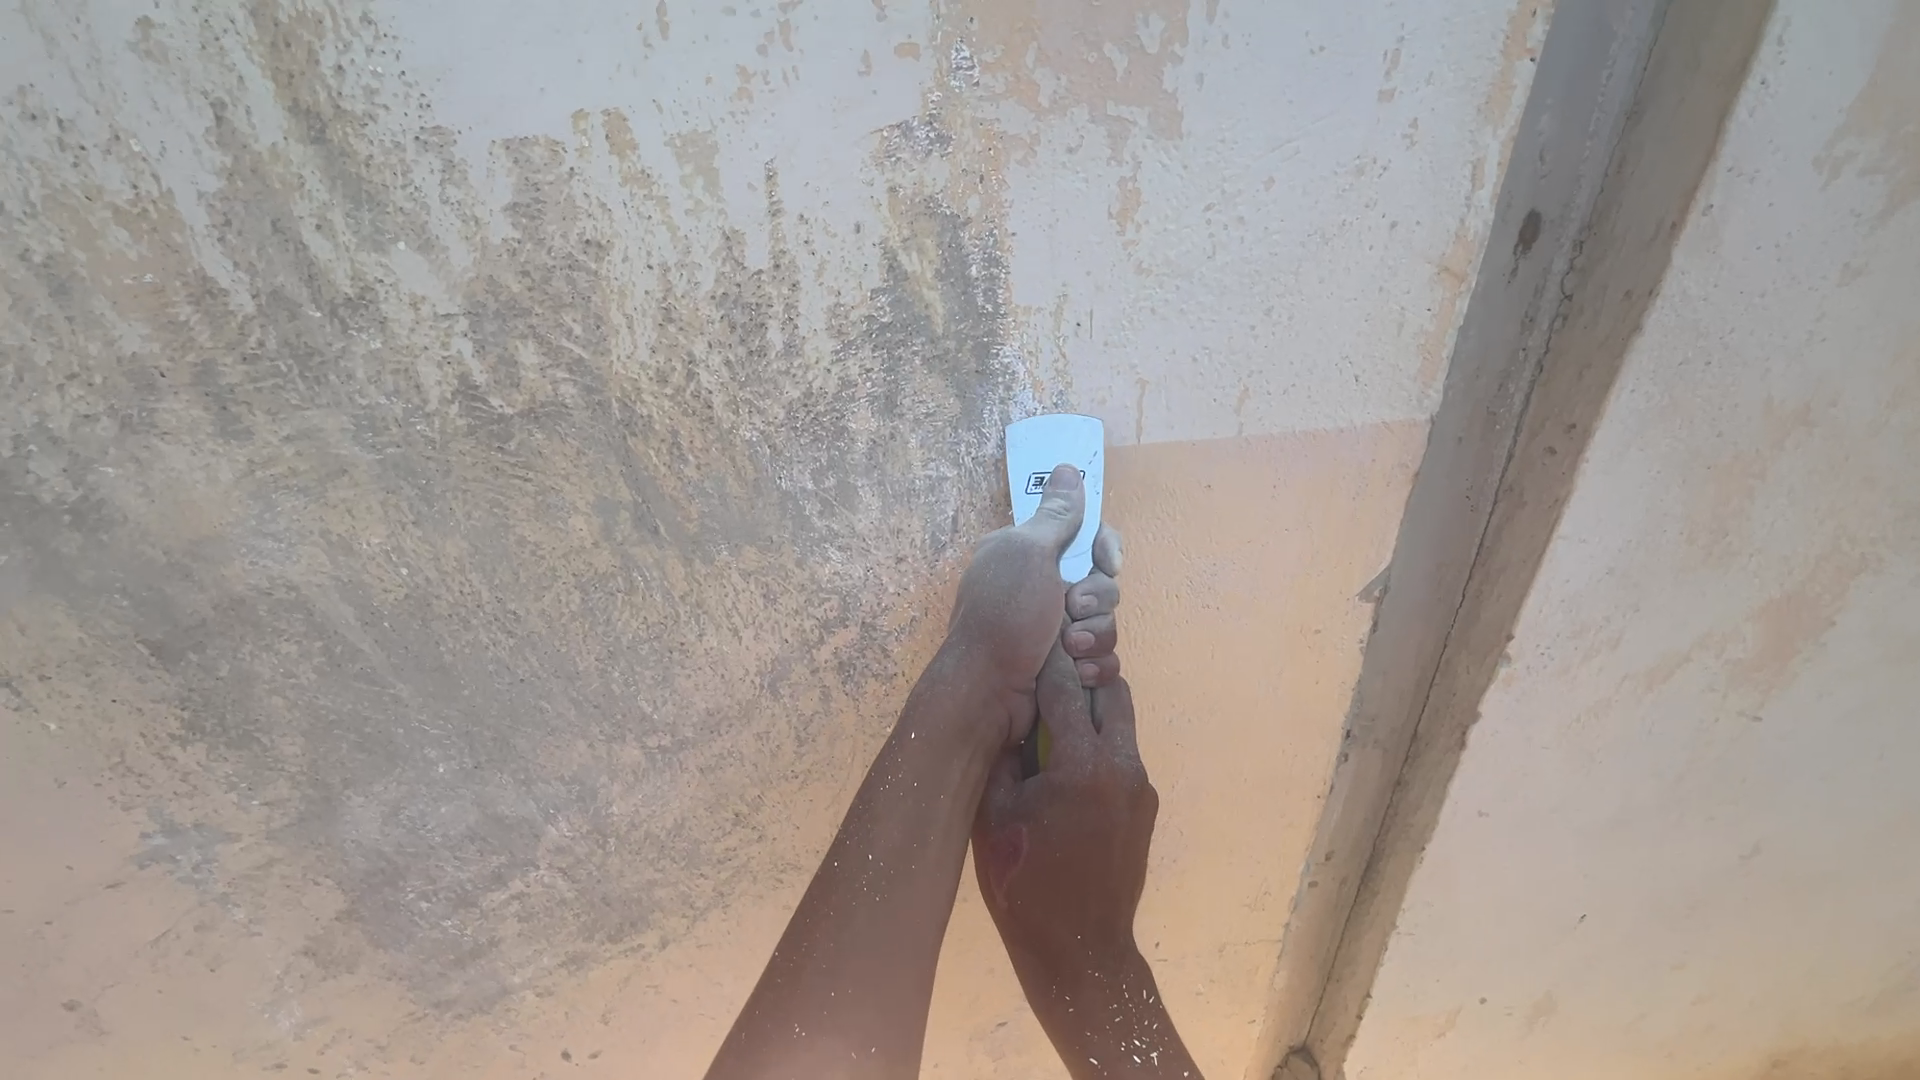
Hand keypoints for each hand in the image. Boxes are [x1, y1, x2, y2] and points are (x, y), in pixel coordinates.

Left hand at [946, 463, 1117, 746]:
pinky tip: (1079, 674)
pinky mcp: (1067, 665)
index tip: (1106, 561)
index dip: (1103, 547)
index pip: (1085, 536)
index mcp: (1029, 553)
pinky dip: (1096, 666)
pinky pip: (1104, 657)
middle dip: (1096, 598)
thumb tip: (1068, 465)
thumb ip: (1057, 514)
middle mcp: (1043, 586)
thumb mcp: (1029, 553)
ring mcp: (1055, 628)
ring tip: (1070, 649)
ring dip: (1095, 635)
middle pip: (1103, 580)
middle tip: (1072, 609)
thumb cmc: (1006, 614)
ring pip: (1106, 621)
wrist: (990, 692)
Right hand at [972, 644, 1156, 977]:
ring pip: (1122, 720)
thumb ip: (1004, 755)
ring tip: (1057, 712)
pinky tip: (1068, 762)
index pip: (1065, 687)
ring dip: (1093, 707)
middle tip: (1050, 668)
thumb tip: (1010, 713)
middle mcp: (1122, 764)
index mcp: (1081, 763)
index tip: (1038, 629)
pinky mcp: (1147, 805)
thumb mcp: (994, 816)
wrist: (1079, 952)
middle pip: (1112, 689)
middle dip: (1082, 672)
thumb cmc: (1025, 884)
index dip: (1048, 656)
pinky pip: (1122, 753)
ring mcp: (1141, 786)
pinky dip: (1098, 741)